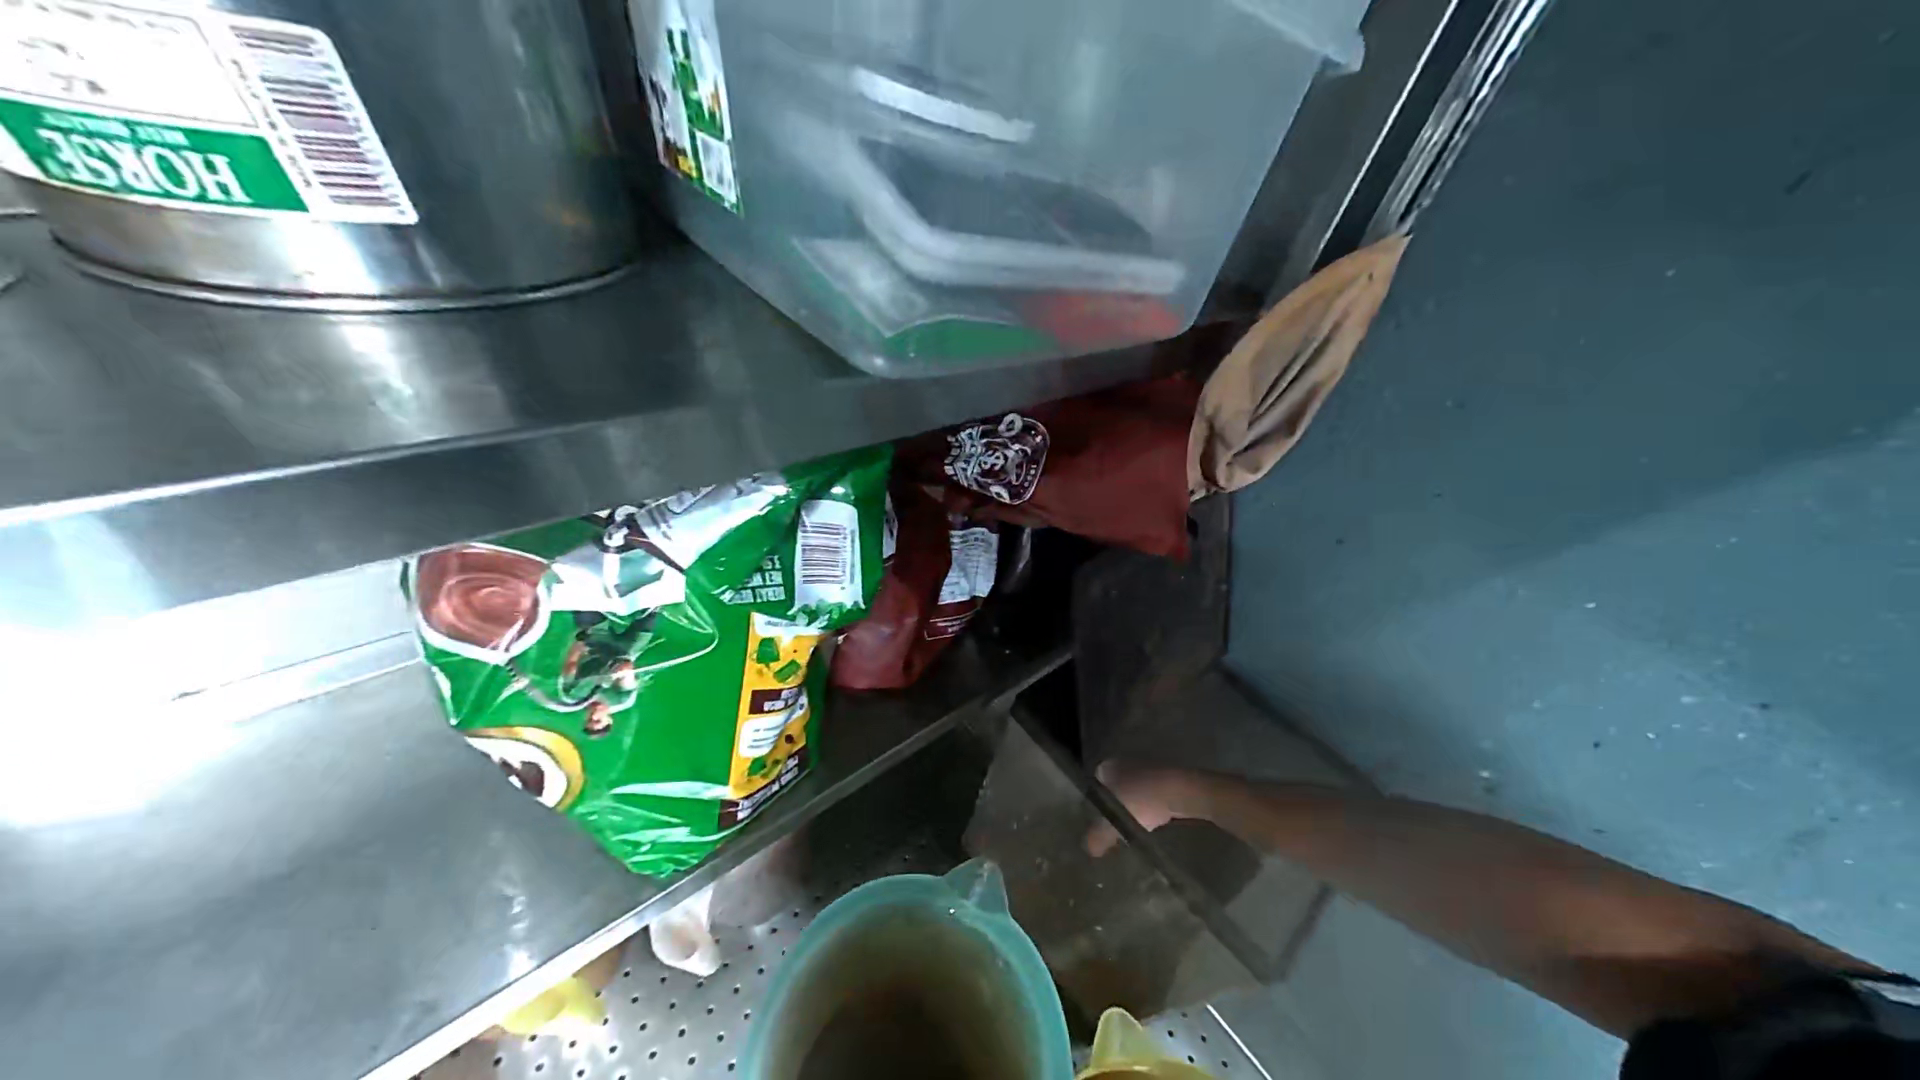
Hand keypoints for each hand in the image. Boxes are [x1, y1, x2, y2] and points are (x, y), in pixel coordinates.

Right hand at [1085, 761, 1209, 855]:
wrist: (1182, 792)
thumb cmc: (1142, 801)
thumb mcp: (1114, 823)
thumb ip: (1098, 836)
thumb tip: (1089, 849)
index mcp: (1107, 767)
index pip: (1093, 787)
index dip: (1094, 807)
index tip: (1098, 825)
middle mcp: (1124, 763)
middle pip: (1114, 790)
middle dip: (1115, 808)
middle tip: (1115, 830)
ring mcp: (1148, 769)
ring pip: (1135, 794)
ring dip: (1135, 810)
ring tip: (1135, 832)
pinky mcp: (1168, 779)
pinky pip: (1153, 798)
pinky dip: (1152, 811)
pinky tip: (1154, 827)